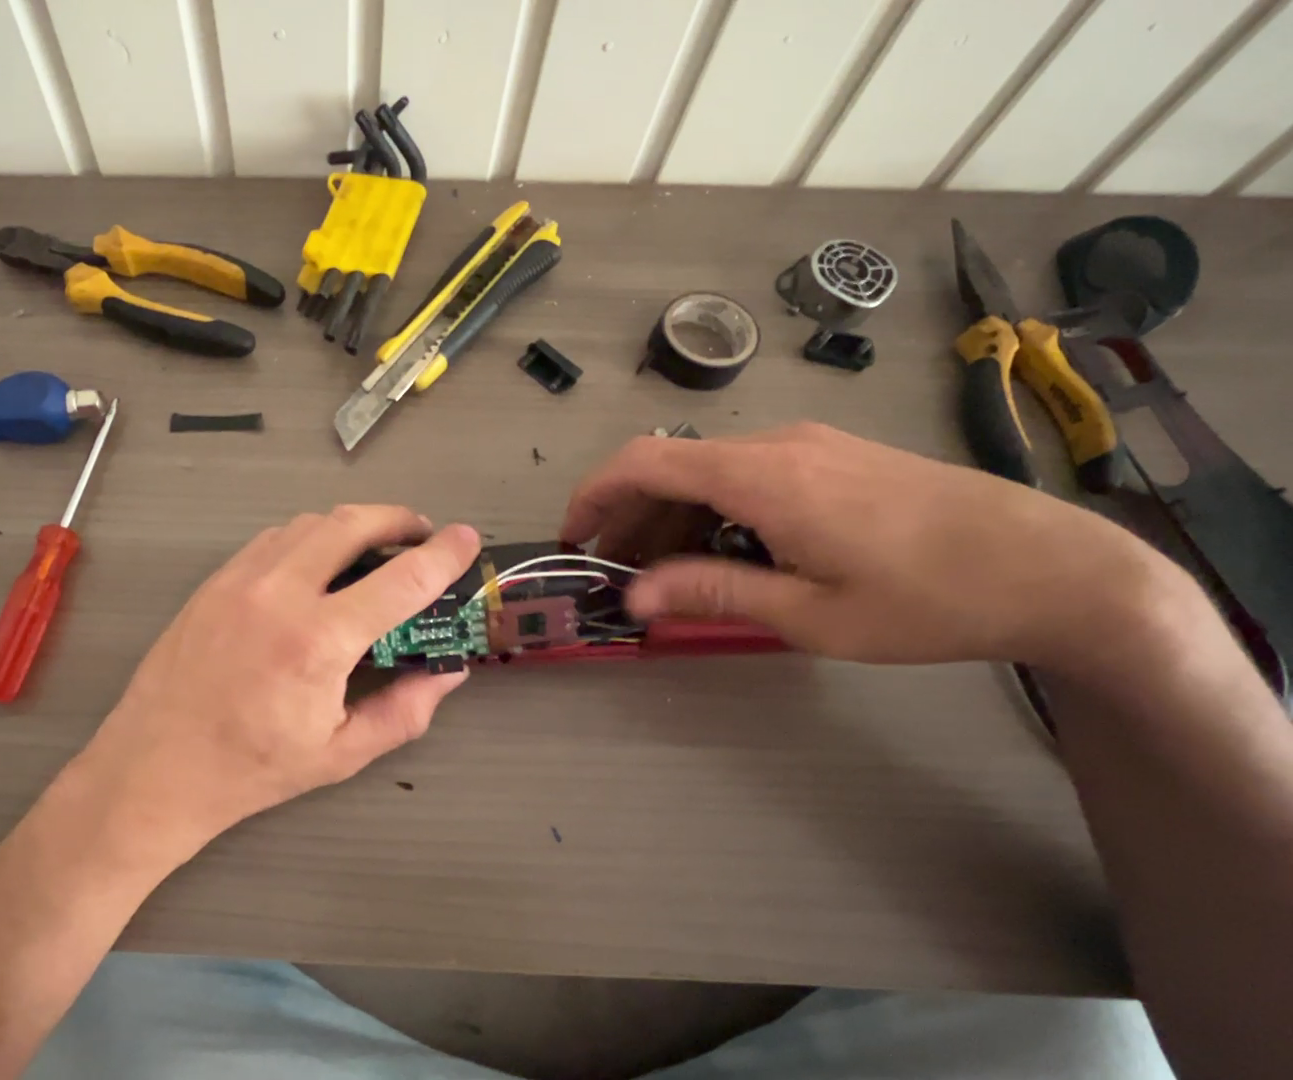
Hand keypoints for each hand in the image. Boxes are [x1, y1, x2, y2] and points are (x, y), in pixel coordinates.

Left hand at [70, 507, 480, 859]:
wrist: (154, 766)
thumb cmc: (251, 769)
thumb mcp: (339, 753)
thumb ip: (403, 710)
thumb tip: (448, 672)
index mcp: (318, 641)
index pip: (400, 578)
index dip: (443, 554)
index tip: (467, 539)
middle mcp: (279, 594)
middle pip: (352, 522)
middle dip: (398, 518)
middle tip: (421, 535)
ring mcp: (240, 580)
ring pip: (309, 523)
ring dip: (351, 525)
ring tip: (373, 549)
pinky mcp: (214, 580)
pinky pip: (273, 538)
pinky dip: (308, 538)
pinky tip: (317, 565)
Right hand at [560, 423, 1195, 671]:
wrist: (1055, 568)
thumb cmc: (927, 600)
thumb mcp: (811, 613)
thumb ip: (713, 592)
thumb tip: (634, 595)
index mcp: (762, 476)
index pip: (642, 461)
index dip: (593, 494)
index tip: (573, 539)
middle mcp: (777, 444)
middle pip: (669, 464)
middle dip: (629, 516)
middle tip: (619, 574)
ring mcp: (810, 444)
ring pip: (707, 469)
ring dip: (671, 514)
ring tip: (666, 572)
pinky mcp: (834, 455)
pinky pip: (747, 471)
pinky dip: (713, 507)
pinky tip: (726, 550)